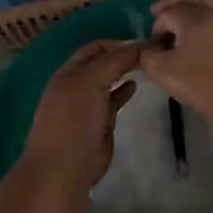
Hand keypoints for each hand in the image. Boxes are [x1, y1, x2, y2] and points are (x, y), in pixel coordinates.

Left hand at [22, 39, 141, 193]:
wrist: (63, 169)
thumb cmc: (73, 122)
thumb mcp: (91, 83)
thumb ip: (114, 62)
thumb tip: (139, 45)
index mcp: (69, 72)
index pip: (95, 48)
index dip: (117, 43)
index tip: (144, 44)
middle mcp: (76, 85)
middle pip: (102, 62)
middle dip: (122, 55)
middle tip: (150, 54)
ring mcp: (87, 105)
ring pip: (108, 81)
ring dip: (124, 72)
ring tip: (147, 68)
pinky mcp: (98, 123)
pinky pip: (112, 101)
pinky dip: (123, 91)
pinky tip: (135, 87)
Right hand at [141, 0, 212, 122]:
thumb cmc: (197, 83)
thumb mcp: (160, 70)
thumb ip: (147, 55)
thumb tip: (148, 49)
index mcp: (193, 17)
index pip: (167, 13)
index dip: (156, 27)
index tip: (153, 46)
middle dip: (172, 0)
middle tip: (159, 11)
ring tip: (188, 8)